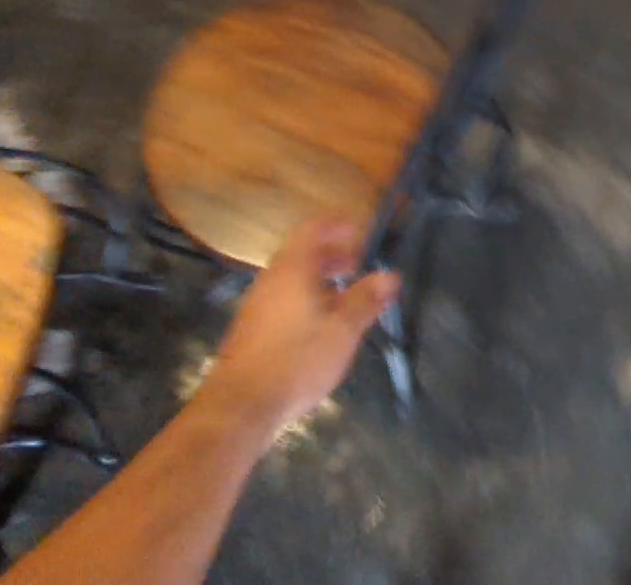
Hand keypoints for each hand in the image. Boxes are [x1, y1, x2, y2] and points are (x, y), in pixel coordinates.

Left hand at [195, 217, 398, 436]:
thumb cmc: (297, 359)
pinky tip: (322, 324)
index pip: (313, 228)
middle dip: (333, 253)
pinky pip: (283, 299)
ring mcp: (257, 305)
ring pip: (292, 278)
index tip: (360, 228)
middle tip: (359, 263)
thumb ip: (366, 299)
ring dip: (320, 277)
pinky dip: (306, 297)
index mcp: (293, 269)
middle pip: (302, 252)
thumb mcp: (343, 330)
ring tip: (346, 295)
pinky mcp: (251, 330)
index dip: (337, 224)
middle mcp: (271, 280)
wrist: (240, 407)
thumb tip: (390, 275)